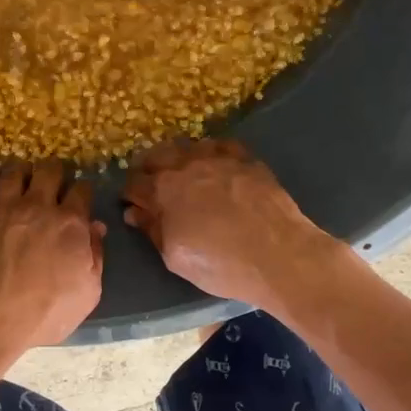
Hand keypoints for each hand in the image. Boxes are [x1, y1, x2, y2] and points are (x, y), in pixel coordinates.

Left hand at [0, 162, 104, 365]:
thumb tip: (96, 228)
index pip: (81, 190)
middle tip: (53, 176)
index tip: (81, 194)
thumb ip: (95, 255)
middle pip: (48, 171)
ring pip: (13, 173)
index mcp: (70, 222)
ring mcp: (3, 209)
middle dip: (54, 170)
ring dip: (21, 169)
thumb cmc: (47, 311)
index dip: (83, 189)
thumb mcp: (88, 291)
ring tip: (23, 171)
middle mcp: (37, 206)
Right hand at [123, 139, 342, 309]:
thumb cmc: (220, 265)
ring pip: (188, 146)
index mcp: (162, 190)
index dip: (130, 193)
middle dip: (149, 168)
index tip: (133, 204)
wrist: (279, 256)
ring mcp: (218, 159)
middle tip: (153, 186)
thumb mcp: (175, 257)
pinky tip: (216, 166)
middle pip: (156, 155)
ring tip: (184, 173)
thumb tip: (135, 213)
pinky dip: (212, 153)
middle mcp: (186, 165)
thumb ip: (152, 230)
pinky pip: (221, 146)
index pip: (134, 183)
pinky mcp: (246, 160)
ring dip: (180, 158)